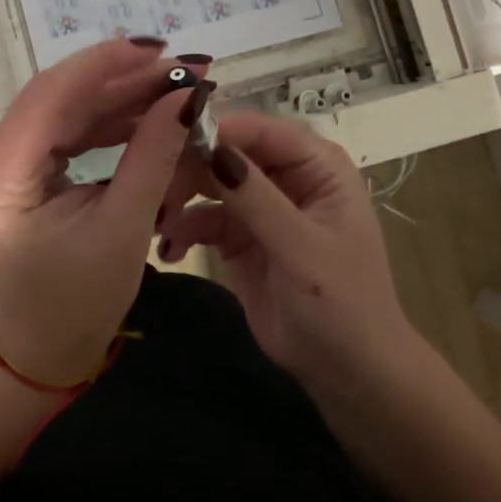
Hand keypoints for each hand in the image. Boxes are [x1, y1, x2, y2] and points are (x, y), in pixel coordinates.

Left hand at [0, 39, 202, 382]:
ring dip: (121, 95)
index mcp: (0, 178)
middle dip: (124, 78)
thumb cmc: (80, 300)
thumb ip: (153, 156)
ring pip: (65, 108)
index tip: (160, 50)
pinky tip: (150, 110)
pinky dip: (108, 119)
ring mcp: (1, 160)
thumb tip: (188, 96)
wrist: (40, 344)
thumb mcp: (124, 229)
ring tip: (179, 85)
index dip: (105, 66)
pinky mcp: (18, 166)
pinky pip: (65, 128)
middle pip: (59, 97)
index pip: (50, 98)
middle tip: (185, 67)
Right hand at [157, 113, 409, 384]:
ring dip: (179, 196)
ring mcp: (259, 205)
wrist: (347, 372)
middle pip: (227, 150)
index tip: (168, 140)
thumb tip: (210, 146)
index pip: (259, 130)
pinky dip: (182, 228)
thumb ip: (256, 198)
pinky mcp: (237, 235)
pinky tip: (169, 249)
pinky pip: (201, 217)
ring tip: (157, 221)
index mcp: (316, 164)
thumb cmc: (341, 304)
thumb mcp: (301, 248)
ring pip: (208, 180)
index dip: (217, 130)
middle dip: (189, 166)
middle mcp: (286, 174)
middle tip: (153, 187)